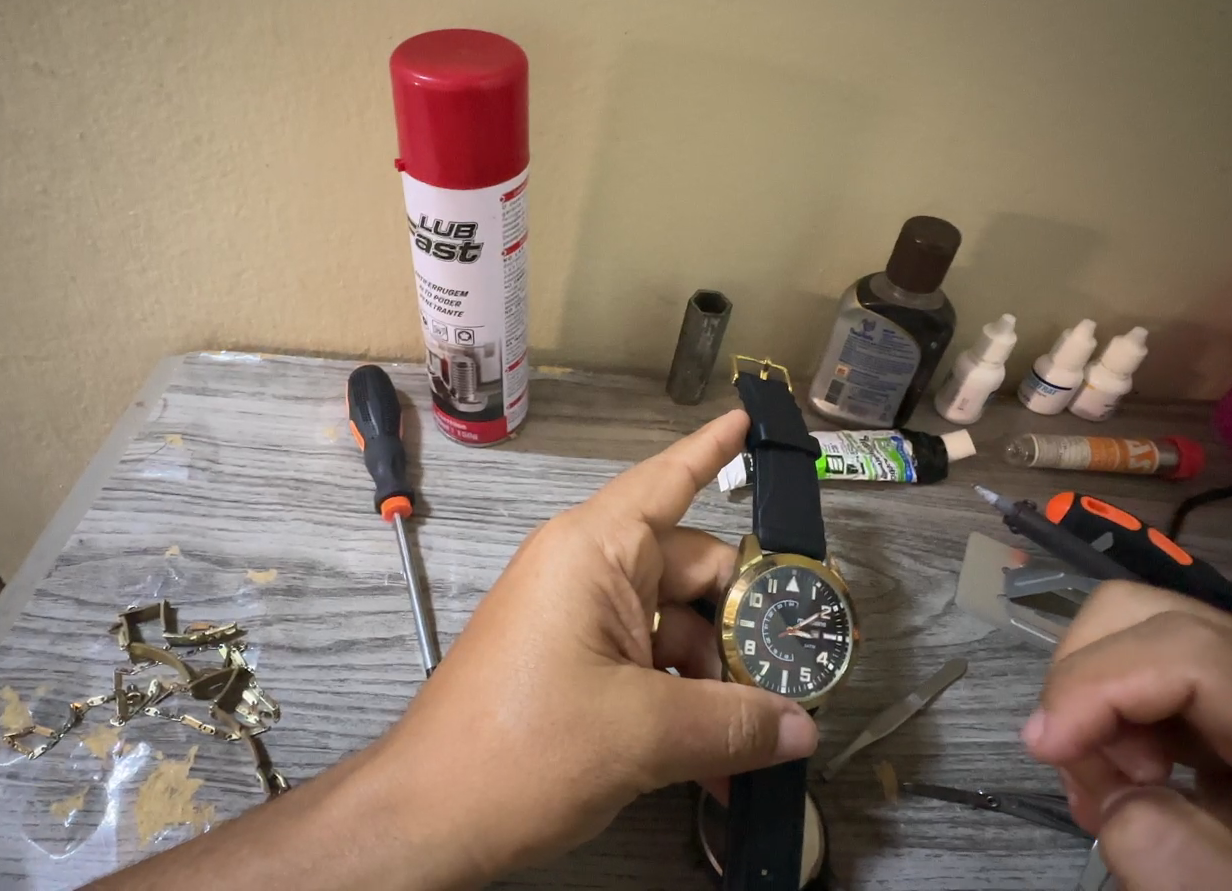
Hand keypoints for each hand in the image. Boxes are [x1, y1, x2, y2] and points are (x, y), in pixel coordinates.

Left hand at [384, 408, 816, 879]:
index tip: (750, 418)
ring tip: (755, 745)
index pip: (666, 479)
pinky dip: (682, 699)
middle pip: (691, 569)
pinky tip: (716, 763)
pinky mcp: (574, 657)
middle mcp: (588, 568)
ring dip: (716, 679)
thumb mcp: (642, 733)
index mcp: (595, 549)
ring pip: (675, 623)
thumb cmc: (525, 747)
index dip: (712, 449)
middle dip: (743, 622)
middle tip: (799, 674)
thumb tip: (803, 726)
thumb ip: (733, 723)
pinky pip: (647, 658)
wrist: (427, 814)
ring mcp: (578, 614)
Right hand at [1022, 581, 1231, 889]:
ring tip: (1106, 788)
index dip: (1099, 684)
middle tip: (1085, 774)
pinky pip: (1142, 669)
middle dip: (1088, 683)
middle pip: (1154, 617)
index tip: (1044, 749)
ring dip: (1090, 700)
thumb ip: (1185, 863)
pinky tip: (1125, 780)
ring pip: (1134, 629)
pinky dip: (1105, 713)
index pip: (1196, 654)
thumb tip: (1108, 795)